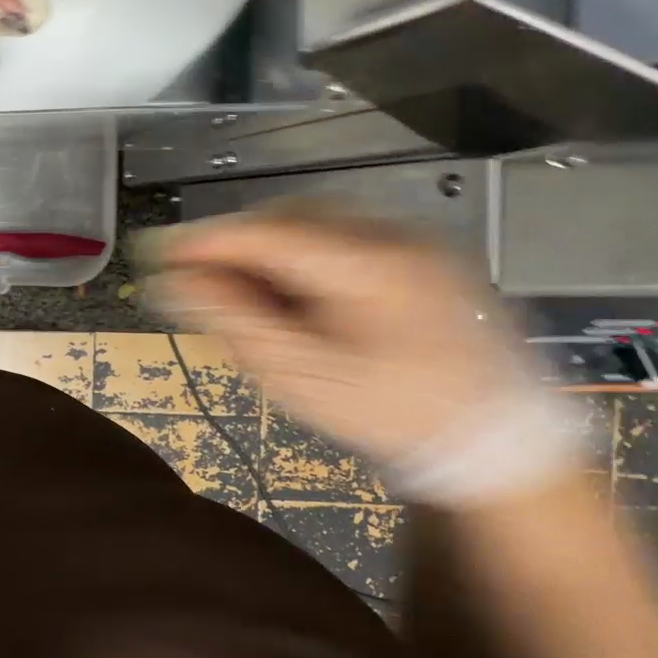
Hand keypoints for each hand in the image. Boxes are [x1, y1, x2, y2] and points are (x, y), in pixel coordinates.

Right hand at [149, 212, 580, 502]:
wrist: (496, 440)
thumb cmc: (388, 412)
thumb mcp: (298, 374)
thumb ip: (233, 319)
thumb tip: (172, 278)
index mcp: (367, 266)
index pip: (266, 232)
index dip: (207, 239)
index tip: (160, 251)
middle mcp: (396, 238)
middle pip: (291, 216)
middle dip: (239, 243)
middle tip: (203, 277)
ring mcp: (419, 243)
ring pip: (318, 223)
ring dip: (271, 248)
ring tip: (248, 289)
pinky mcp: (428, 257)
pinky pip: (348, 237)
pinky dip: (307, 254)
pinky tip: (297, 292)